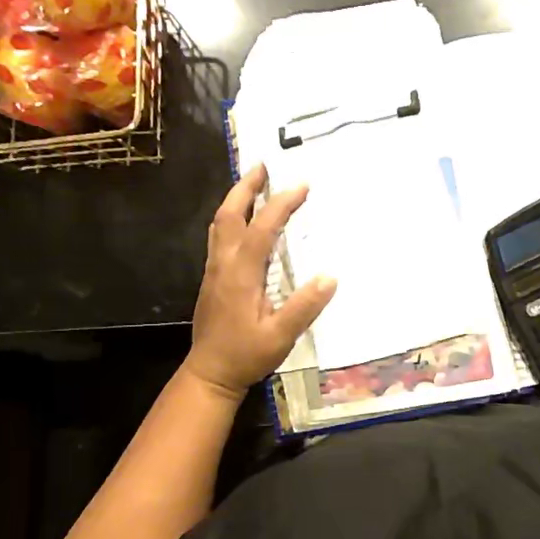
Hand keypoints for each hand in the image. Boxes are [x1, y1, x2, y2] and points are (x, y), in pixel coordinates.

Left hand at [182, 164, 336, 400]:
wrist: (210, 373)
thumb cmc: (246, 355)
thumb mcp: (281, 336)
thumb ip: (304, 306)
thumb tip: (330, 276)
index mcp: (241, 275)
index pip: (261, 229)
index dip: (281, 204)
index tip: (302, 186)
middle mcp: (223, 265)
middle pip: (229, 214)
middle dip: (247, 187)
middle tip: (264, 165)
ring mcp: (214, 271)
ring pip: (219, 223)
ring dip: (236, 198)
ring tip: (254, 182)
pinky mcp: (212, 279)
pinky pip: (219, 236)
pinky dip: (232, 217)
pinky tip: (243, 221)